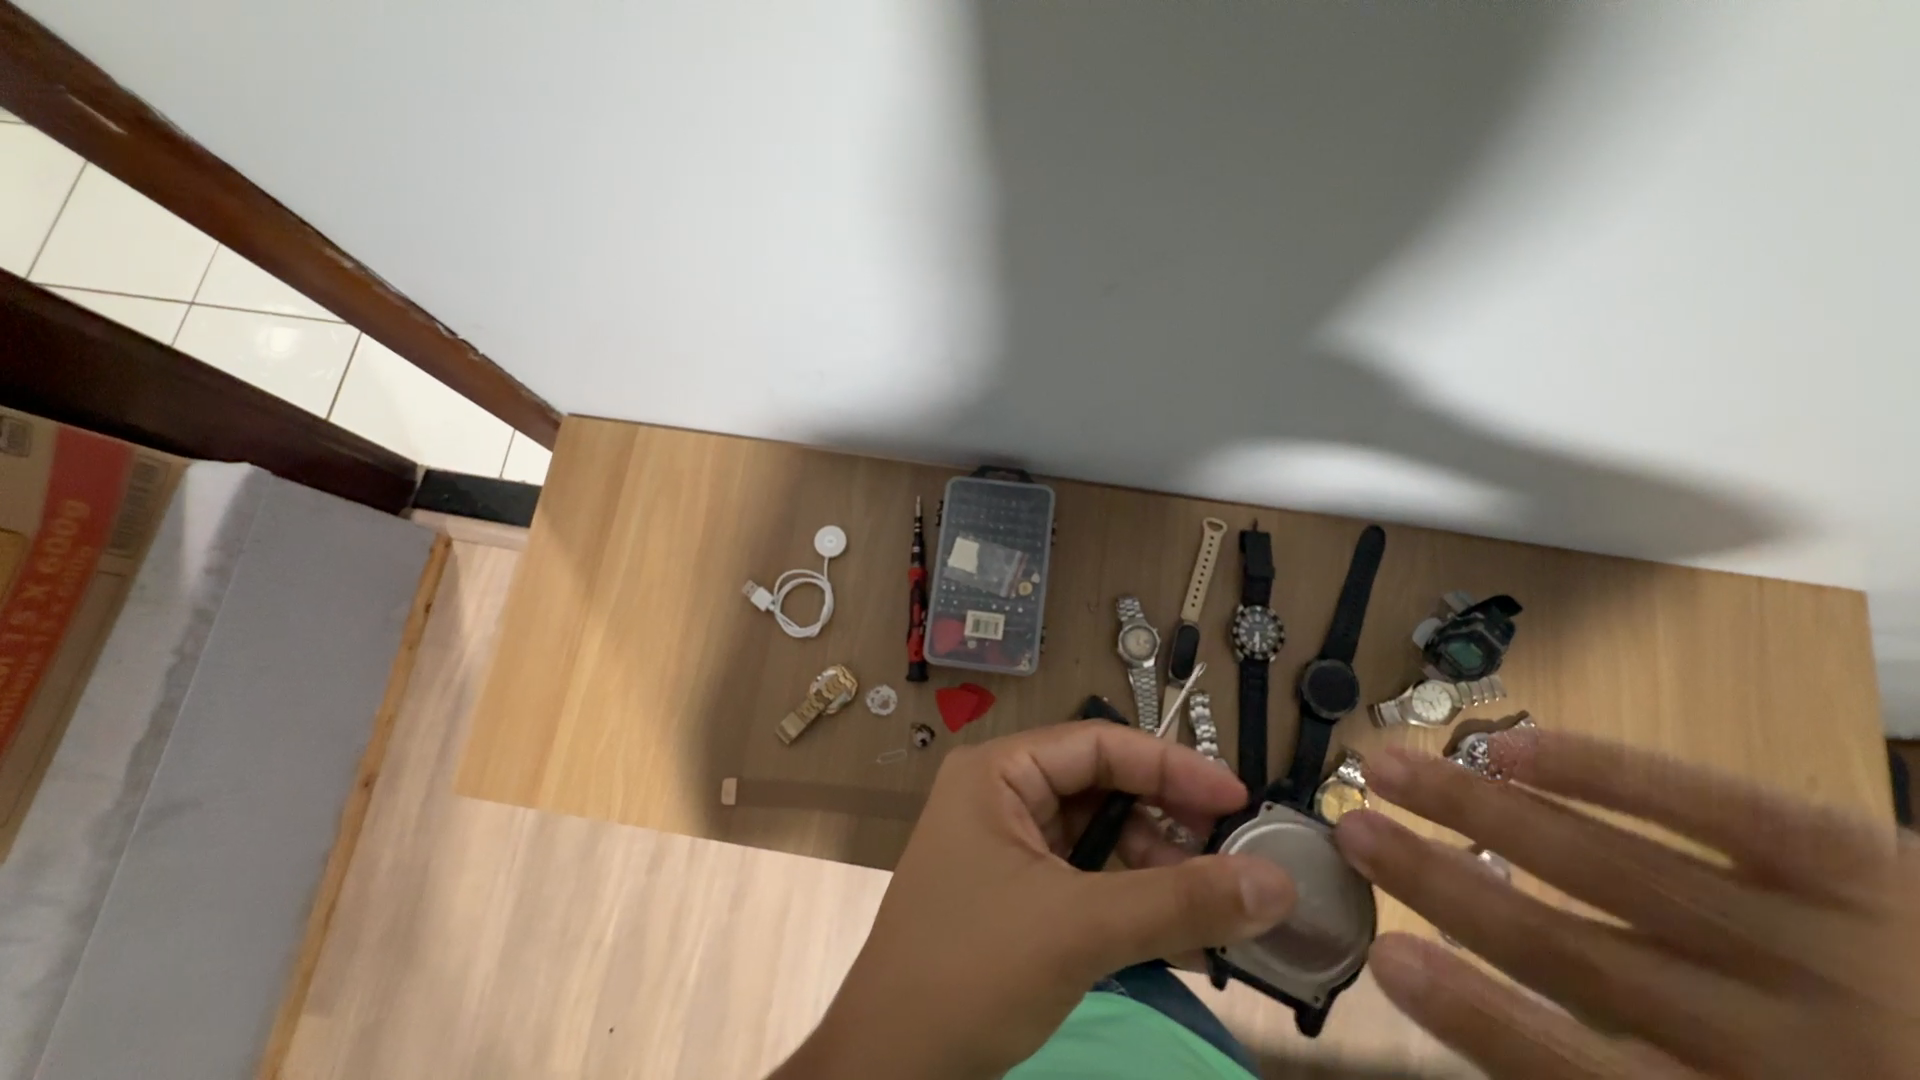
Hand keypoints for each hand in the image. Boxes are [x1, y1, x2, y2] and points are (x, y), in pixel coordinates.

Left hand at [773, 722, 1296, 1079]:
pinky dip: (1130, 899)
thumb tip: (1282, 883)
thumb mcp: (1082, 928)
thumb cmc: (972, 972)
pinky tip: (1178, 931)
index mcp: (997, 774)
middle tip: (1230, 857)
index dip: (1172, 766)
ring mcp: (1003, 848)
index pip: (1099, 744)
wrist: (892, 1065)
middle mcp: (998, 797)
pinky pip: (1084, 879)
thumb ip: (1183, 902)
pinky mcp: (1013, 896)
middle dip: (1167, 822)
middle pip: (1101, 788)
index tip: (1238, 800)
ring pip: (1098, 838)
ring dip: (1155, 868)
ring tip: (1210, 904)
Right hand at [1335, 728, 1919, 1078]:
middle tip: (1353, 832)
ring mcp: (1830, 941)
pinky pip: (1708, 802)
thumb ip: (1631, 1078)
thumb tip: (1489, 1007)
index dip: (1477, 1016)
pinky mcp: (1857, 859)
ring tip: (1394, 769)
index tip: (1387, 959)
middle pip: (1579, 955)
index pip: (1584, 1076)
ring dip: (1484, 812)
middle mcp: (1793, 1043)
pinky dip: (1602, 771)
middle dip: (1446, 887)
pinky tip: (1516, 750)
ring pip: (1617, 867)